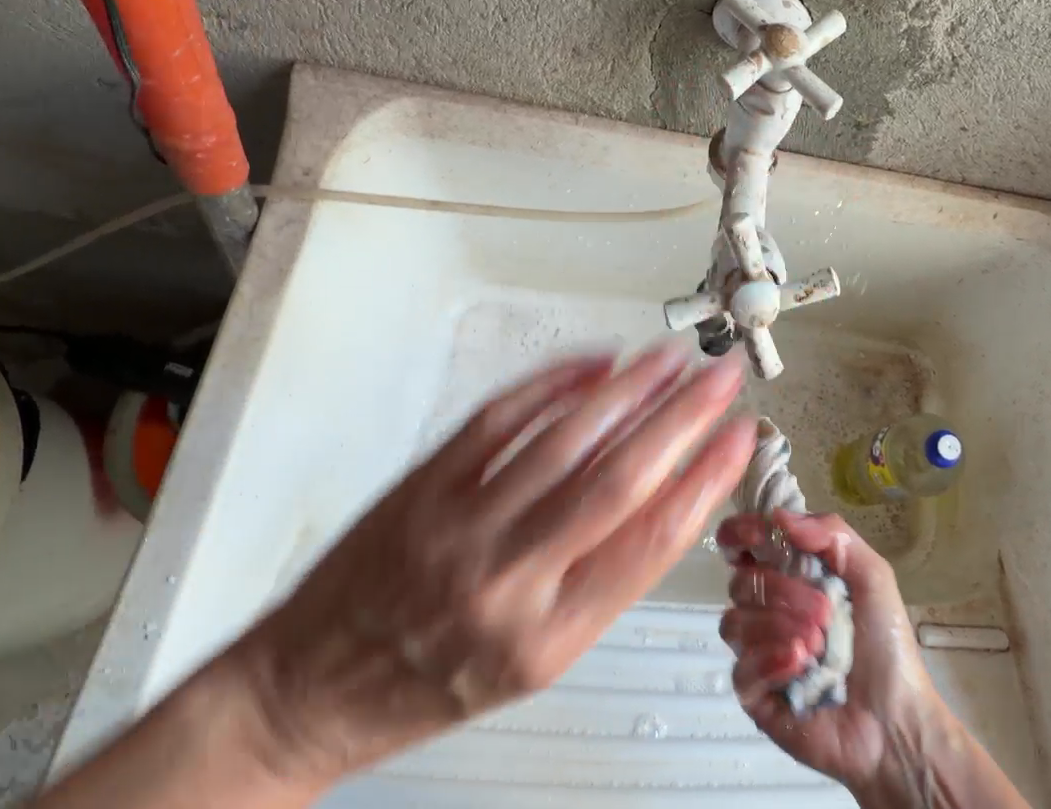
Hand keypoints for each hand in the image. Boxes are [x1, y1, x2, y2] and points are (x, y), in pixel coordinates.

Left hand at [227, 344, 754, 786]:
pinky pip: (499, 419)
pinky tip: (595, 364)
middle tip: (720, 378)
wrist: (311, 689)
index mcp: (550, 634)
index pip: (654, 540)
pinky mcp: (424, 486)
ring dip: (629, 390)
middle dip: (683, 417)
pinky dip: (553, 383)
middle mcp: (508, 578)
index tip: (739, 436)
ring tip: (670, 360)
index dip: (708, 477)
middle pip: (618, 478)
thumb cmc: (430, 682)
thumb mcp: (540, 658)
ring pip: (564, 439)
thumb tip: (669, 493)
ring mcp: (461, 525)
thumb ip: (606, 576)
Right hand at [715, 511, 947, 796]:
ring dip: (780, 627)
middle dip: (782, 591)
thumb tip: (778, 516)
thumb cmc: (886, 644)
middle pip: (742, 582)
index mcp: (793, 577)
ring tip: (819, 646)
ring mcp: (758, 652)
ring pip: (735, 622)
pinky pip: (741, 668)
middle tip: (825, 612)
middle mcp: (769, 610)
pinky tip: (801, 666)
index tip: (749, 535)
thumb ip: (832, 534)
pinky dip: (772, 661)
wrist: (894, 719)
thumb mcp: (872, 576)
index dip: (742, 534)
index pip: (747, 546)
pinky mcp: (754, 695)